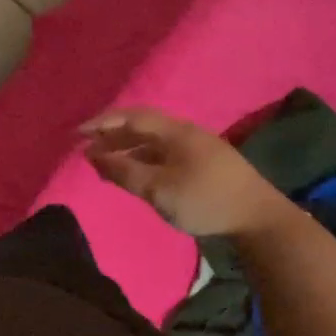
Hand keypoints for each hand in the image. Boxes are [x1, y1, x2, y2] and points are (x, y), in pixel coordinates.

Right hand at [79, 107, 298, 238]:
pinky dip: (142, 159)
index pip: (132, 117)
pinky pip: (164, 154)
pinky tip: (135, 173)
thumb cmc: (204, 200)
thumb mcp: (157, 189)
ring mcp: (198, 148)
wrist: (257, 217)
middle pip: (143, 127)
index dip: (102, 122)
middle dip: (112, 136)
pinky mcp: (204, 165)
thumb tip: (94, 157)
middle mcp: (186, 133)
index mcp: (175, 133)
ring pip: (154, 142)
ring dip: (126, 149)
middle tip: (87, 150)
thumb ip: (123, 172)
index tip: (77, 134)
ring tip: (105, 163)